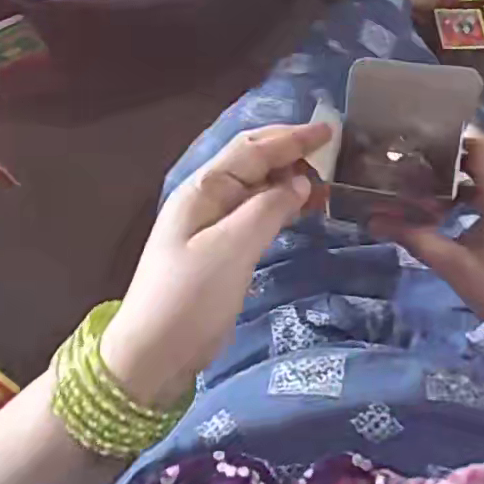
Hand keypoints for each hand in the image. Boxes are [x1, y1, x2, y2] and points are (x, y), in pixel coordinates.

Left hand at [100, 122, 331, 405]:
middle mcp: (208, 198)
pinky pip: (258, 212)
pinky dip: (282, 204)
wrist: (152, 353)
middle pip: (254, 161)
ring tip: (324, 182)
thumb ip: (268, 209)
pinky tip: (301, 209)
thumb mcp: (231, 249)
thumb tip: (301, 181)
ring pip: (258, 186)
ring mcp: (213, 223)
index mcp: (204, 189)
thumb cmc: (189, 298)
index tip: (329, 130)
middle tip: (331, 152)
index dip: (291, 137)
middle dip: (290, 151)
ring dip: (289, 178)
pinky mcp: (222, 248)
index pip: (252, 150)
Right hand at [375, 133, 483, 351]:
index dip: (454, 135)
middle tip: (410, 159)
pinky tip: (443, 211)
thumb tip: (373, 220)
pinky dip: (468, 195)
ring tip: (419, 181)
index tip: (419, 137)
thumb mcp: (456, 266)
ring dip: (457, 177)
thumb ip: (416, 238)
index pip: (482, 145)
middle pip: (482, 158)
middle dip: (447, 156)